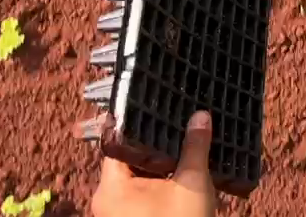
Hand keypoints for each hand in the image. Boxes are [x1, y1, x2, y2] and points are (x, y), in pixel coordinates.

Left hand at [91, 112, 218, 216]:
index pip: (118, 140)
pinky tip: (180, 167)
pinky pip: (139, 191)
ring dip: (158, 160)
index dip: (138, 120)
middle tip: (177, 115)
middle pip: (128, 156)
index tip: (155, 100)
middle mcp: (105, 200)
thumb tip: (200, 115)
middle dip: (154, 139)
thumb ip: (195, 146)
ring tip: (183, 137)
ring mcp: (115, 214)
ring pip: (136, 175)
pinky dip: (157, 178)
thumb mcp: (192, 183)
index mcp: (111, 187)